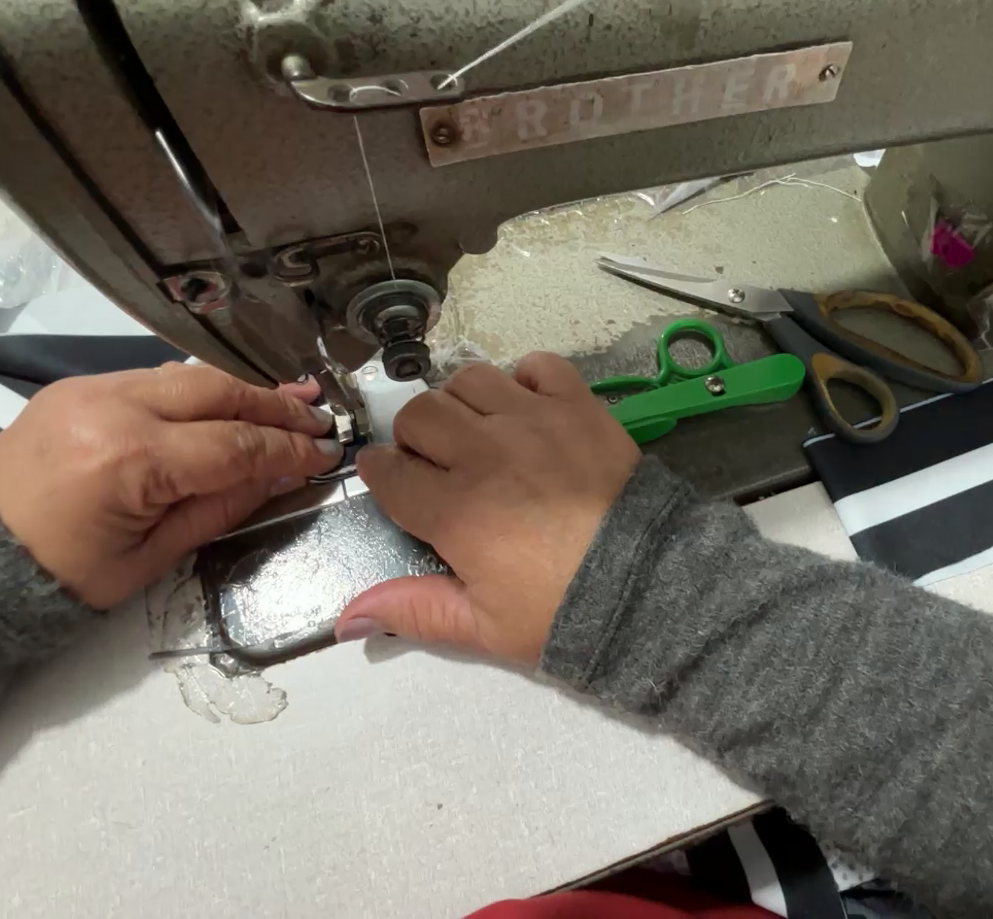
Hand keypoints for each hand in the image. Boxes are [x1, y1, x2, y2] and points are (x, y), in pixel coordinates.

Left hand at [0, 364, 343, 607]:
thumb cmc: (63, 576)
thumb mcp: (156, 554)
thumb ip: (226, 504)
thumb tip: (286, 472)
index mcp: (129, 460)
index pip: (235, 444)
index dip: (288, 450)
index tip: (326, 455)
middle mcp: (113, 408)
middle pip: (220, 392)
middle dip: (276, 407)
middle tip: (319, 421)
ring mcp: (93, 388)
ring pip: (194, 376)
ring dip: (247, 390)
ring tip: (295, 399)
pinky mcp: (82, 385)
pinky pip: (162, 378)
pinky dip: (207, 390)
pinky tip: (237, 399)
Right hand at [335, 353, 640, 664]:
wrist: (647, 580)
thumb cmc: (563, 608)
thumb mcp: (484, 628)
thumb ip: (414, 611)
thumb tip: (345, 617)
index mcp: (456, 511)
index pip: (390, 471)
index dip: (382, 472)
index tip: (391, 477)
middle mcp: (486, 453)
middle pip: (422, 413)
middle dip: (416, 434)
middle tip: (439, 459)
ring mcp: (534, 420)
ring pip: (471, 378)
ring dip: (465, 401)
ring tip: (481, 430)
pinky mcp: (577, 404)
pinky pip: (539, 364)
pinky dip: (527, 378)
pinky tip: (529, 408)